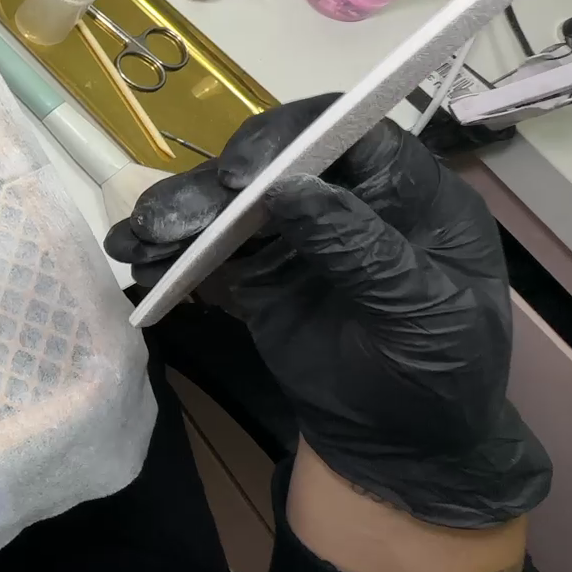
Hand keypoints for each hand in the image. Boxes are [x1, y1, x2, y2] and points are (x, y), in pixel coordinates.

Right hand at [104, 96, 550, 528]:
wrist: (391, 437)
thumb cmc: (434, 376)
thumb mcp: (421, 316)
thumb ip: (361, 250)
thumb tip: (289, 187)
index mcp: (403, 193)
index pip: (342, 133)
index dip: (285, 138)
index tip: (236, 178)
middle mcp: (336, 194)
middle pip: (259, 163)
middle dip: (204, 192)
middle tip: (165, 226)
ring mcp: (283, 223)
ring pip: (216, 197)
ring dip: (170, 215)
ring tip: (136, 248)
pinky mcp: (243, 254)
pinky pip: (194, 236)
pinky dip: (160, 246)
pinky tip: (138, 262)